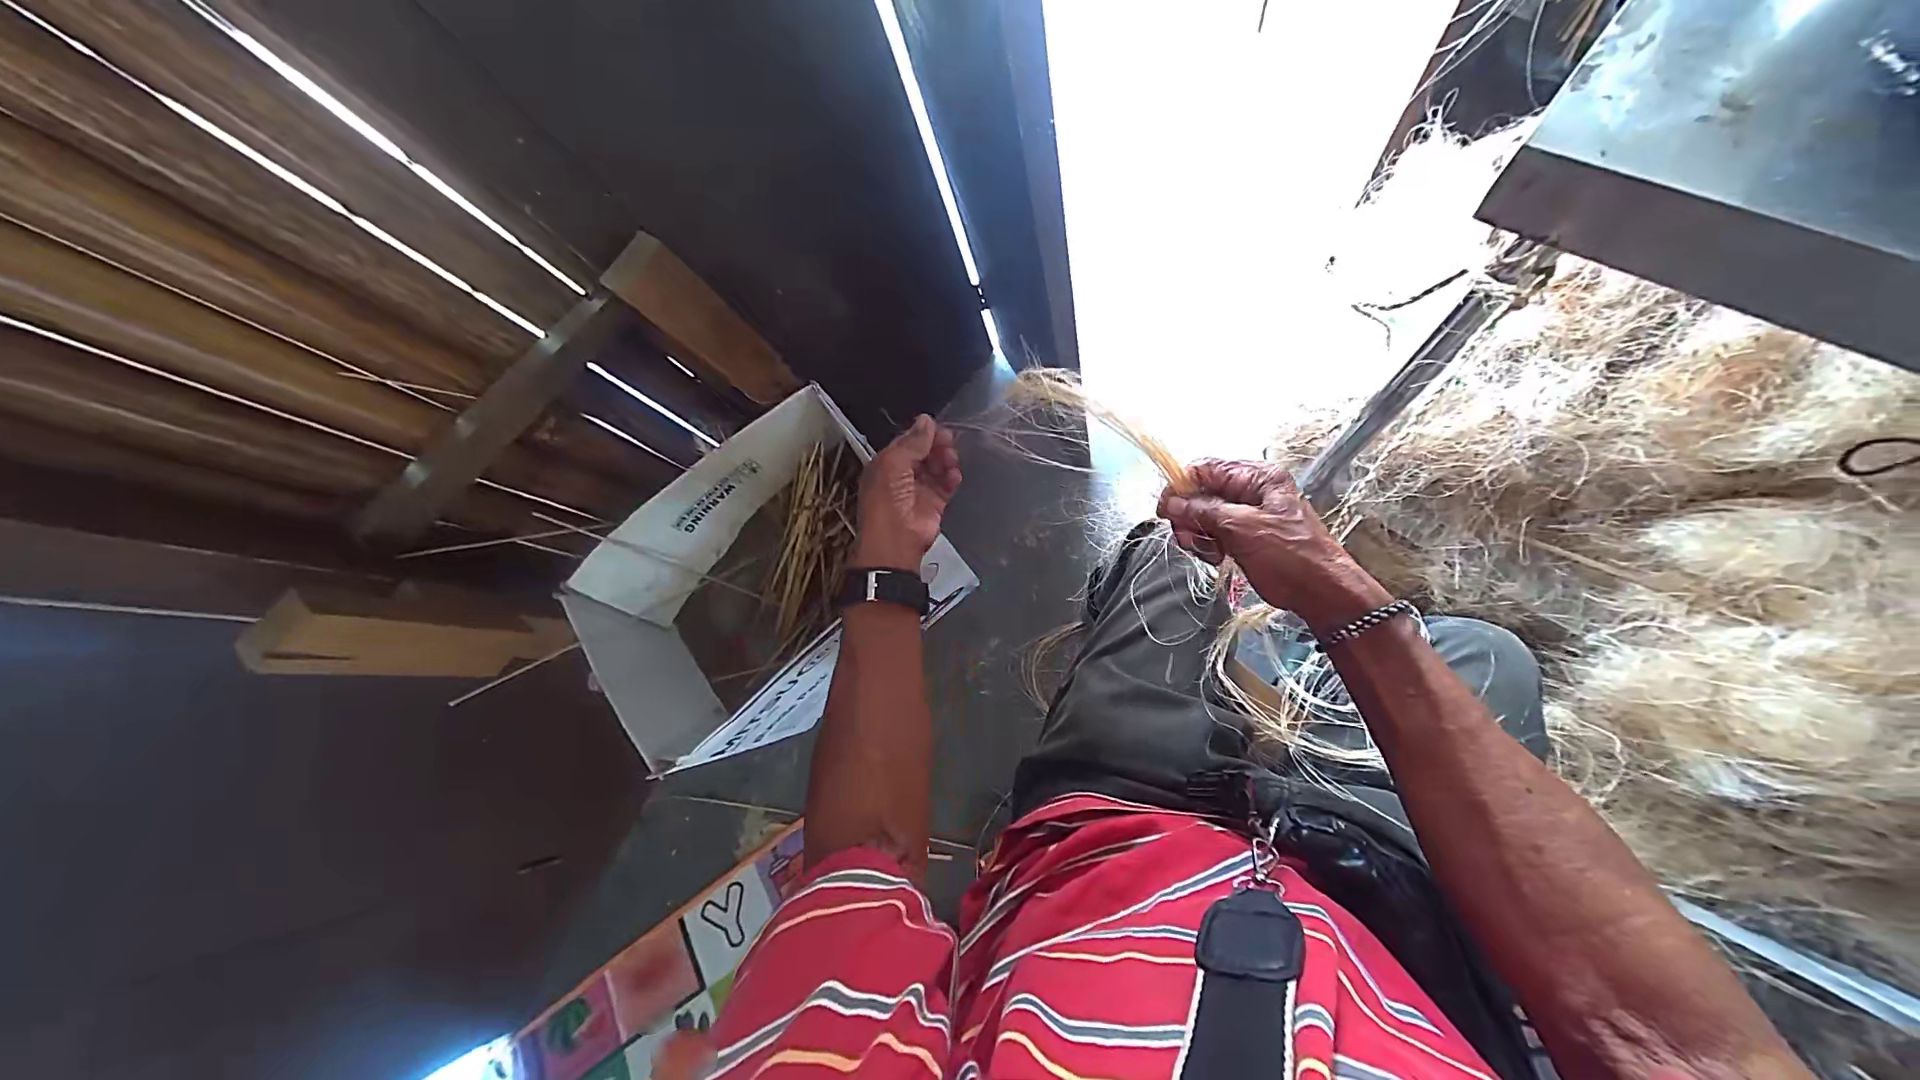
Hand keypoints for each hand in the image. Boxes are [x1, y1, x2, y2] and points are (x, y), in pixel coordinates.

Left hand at [852, 414, 961, 570]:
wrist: (896, 541)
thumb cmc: (885, 504)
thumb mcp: (894, 464)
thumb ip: (912, 442)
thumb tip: (925, 421)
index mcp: (885, 465)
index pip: (907, 443)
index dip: (923, 435)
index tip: (938, 429)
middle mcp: (901, 477)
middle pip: (924, 454)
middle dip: (937, 447)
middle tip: (948, 443)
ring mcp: (918, 490)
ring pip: (937, 468)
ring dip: (946, 461)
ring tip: (951, 461)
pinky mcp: (933, 504)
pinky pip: (946, 485)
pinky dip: (951, 479)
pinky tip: (954, 476)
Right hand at [1158, 459, 1390, 631]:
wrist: (1320, 592)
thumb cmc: (1290, 556)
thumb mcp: (1242, 528)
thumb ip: (1203, 511)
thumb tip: (1173, 502)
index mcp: (1257, 478)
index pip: (1205, 469)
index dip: (1181, 487)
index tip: (1166, 511)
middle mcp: (1251, 491)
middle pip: (1200, 493)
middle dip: (1189, 516)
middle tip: (1189, 538)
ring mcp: (1247, 514)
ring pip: (1203, 515)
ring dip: (1197, 534)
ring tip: (1209, 551)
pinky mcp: (1244, 535)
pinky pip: (1213, 533)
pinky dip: (1207, 545)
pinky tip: (1217, 557)